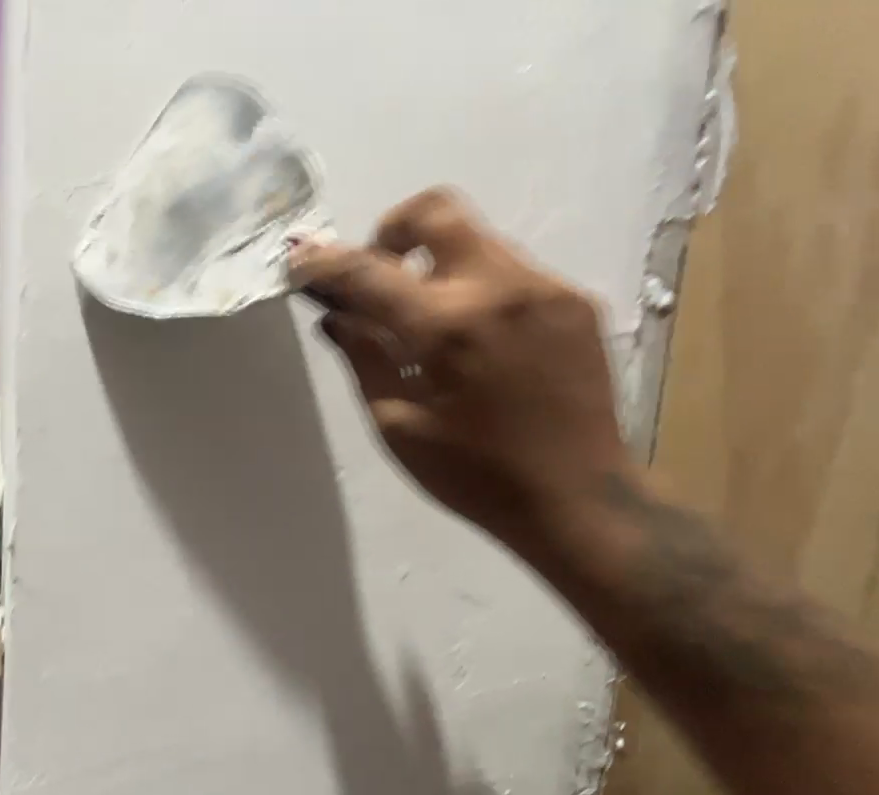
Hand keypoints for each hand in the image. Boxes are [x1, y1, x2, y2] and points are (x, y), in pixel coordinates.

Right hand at [291, 188, 630, 547]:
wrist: (579, 498)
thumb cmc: (474, 476)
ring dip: (436, 266)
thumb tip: (337, 317)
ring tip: (426, 326)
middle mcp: (502, 287)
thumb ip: (364, 360)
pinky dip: (476, 291)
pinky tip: (474, 347)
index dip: (326, 263)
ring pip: (477, 241)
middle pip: (437, 211)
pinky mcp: (575, 302)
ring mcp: (547, 288)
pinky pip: (511, 273)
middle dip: (392, 231)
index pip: (372, 272)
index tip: (299, 260)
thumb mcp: (398, 427)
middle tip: (377, 276)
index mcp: (449, 327)